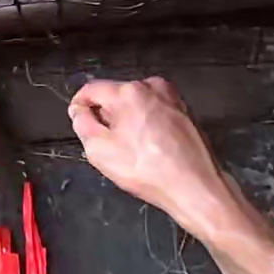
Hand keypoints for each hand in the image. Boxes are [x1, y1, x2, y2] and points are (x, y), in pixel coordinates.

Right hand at [68, 77, 236, 233]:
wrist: (195, 187)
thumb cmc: (148, 171)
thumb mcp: (99, 151)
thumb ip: (82, 123)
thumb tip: (80, 110)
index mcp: (128, 92)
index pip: (91, 89)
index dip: (79, 105)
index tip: (78, 121)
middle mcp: (151, 86)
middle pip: (115, 95)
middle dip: (106, 115)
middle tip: (107, 145)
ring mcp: (171, 97)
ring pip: (135, 103)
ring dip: (127, 120)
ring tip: (132, 150)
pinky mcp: (184, 110)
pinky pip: (154, 111)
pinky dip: (147, 124)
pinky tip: (150, 149)